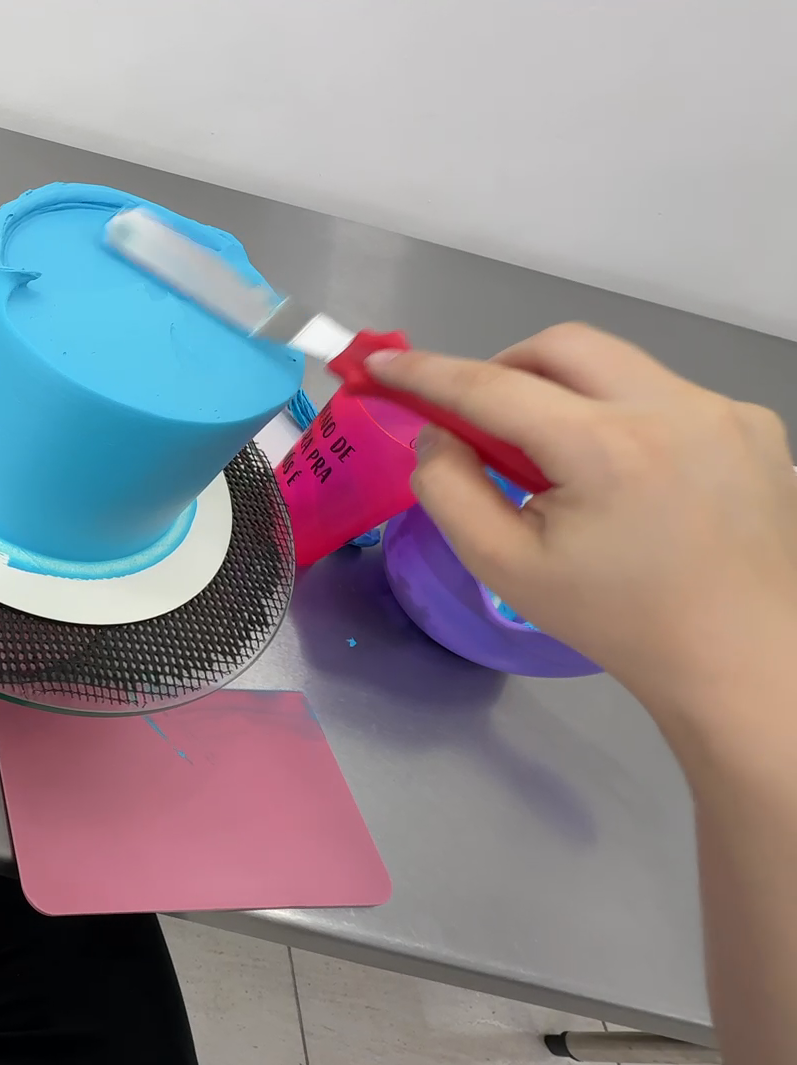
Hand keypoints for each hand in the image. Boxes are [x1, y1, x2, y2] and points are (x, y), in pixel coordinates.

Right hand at [366, 324, 796, 729]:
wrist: (741, 651)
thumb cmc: (607, 613)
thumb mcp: (496, 559)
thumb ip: (446, 487)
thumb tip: (436, 435)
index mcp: (605, 449)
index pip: (491, 388)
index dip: (424, 371)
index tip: (378, 361)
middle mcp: (675, 410)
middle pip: (561, 346)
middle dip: (498, 368)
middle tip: (473, 419)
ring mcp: (724, 412)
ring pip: (612, 363)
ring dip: (554, 390)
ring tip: (545, 456)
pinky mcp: (752, 424)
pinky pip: (655, 390)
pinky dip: (606, 410)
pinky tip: (609, 471)